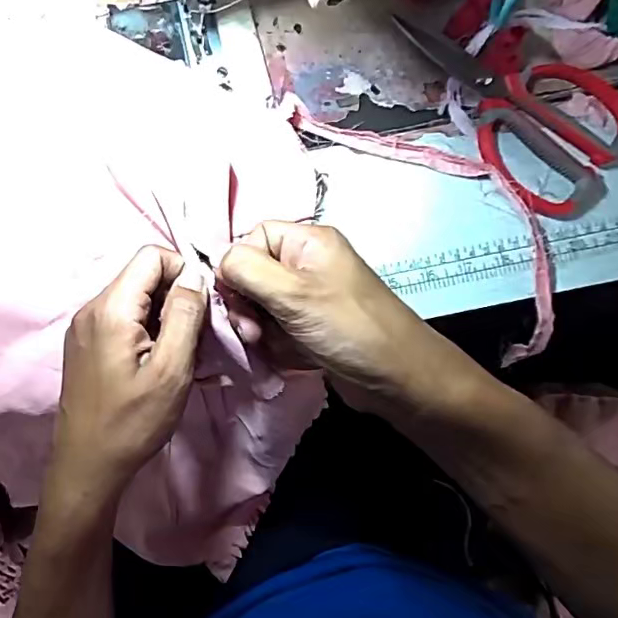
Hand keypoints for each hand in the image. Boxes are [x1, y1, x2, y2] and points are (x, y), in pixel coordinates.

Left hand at [48, 246, 208, 522]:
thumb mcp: (171, 369)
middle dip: (177, 295)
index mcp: (110, 309)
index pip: (151, 255)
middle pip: (143, 274)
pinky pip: (124, 317)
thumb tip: (195, 274)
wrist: (87, 466)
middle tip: (197, 335)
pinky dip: (149, 328)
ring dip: (165, 314)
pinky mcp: (86, 343)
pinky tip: (160, 360)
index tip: (203, 307)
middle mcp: (91, 308)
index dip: (184, 271)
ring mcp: (85, 326)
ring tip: (181, 352)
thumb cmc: (133, 422)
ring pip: (136, 296)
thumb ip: (185, 314)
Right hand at [217, 222, 481, 414]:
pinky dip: (276, 345)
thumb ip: (247, 270)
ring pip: (260, 307)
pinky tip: (291, 357)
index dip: (238, 267)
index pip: (252, 238)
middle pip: (251, 275)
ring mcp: (310, 298)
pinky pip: (276, 330)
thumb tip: (219, 262)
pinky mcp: (311, 328)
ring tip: (274, 346)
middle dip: (247, 305)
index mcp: (308, 241)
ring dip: (260, 330)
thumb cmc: (348, 328)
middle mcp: (307, 264)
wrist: (398, 379)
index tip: (237, 297)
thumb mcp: (293, 293)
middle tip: (254, 330)